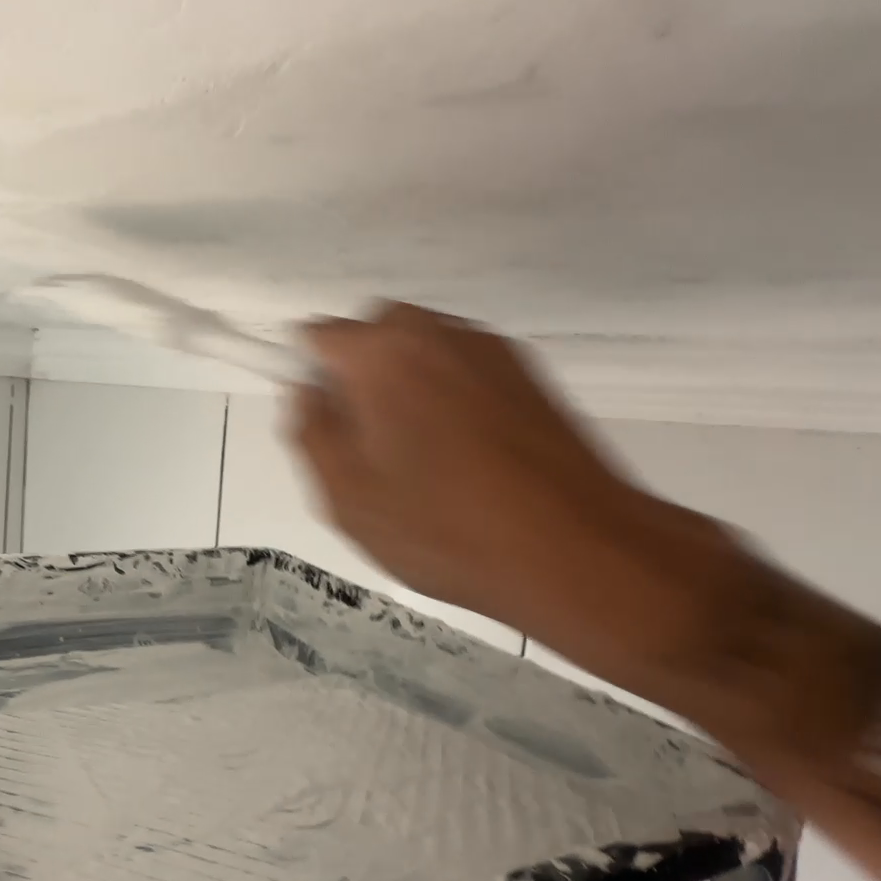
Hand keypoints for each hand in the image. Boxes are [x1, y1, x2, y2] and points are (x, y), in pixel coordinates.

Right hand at [292, 302, 751, 690]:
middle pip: (376, 330)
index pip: (317, 335)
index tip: (316, 420)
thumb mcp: (347, 497)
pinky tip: (464, 456)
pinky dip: (449, 394)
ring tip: (419, 456)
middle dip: (358, 372)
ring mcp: (491, 350)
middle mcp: (438, 332)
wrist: (576, 550)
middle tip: (365, 442)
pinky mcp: (531, 375)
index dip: (305, 372)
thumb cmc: (444, 527)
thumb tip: (304, 392)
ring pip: (424, 348)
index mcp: (382, 354)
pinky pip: (465, 368)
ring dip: (406, 382)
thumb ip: (311, 433)